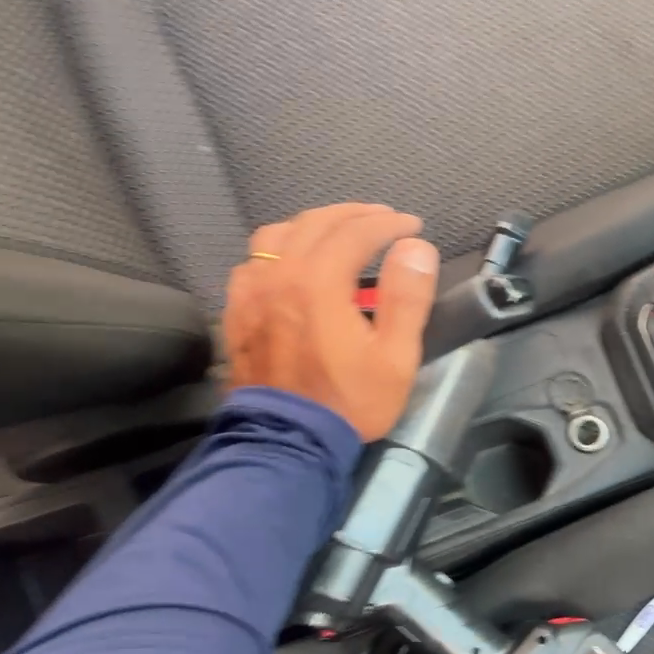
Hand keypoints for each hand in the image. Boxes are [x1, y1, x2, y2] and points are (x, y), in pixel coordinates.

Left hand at [223, 203, 438, 440]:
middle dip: (354, 215)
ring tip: (340, 233)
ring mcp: (250, 292)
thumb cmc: (351, 400)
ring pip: (277, 235)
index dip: (388, 224)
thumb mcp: (396, 356)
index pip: (355, 233)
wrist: (289, 438)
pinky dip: (283, 249)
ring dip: (314, 225)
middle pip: (314, 224)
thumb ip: (407, 298)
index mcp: (319, 283)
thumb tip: (416, 248)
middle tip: (385, 219)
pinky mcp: (238, 311)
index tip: (413, 226)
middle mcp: (278, 276)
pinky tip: (297, 264)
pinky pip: (254, 261)